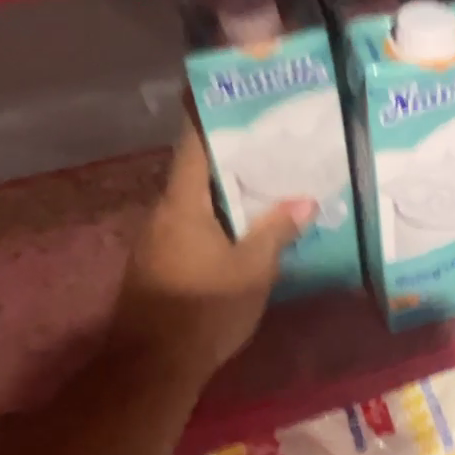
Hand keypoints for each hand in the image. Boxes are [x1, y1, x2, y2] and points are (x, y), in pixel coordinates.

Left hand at [111, 122, 315, 374]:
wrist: (151, 367)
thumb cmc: (204, 310)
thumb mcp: (252, 270)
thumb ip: (275, 231)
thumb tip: (304, 201)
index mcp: (183, 205)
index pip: (192, 145)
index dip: (203, 113)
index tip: (216, 86)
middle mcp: (164, 214)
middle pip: (195, 172)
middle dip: (227, 154)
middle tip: (266, 136)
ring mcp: (157, 240)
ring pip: (195, 202)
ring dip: (224, 190)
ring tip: (264, 178)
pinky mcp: (159, 264)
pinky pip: (192, 226)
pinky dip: (217, 217)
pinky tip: (244, 226)